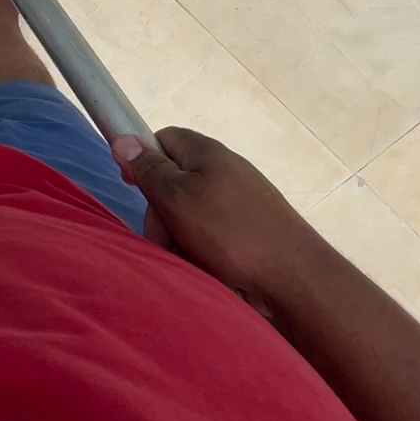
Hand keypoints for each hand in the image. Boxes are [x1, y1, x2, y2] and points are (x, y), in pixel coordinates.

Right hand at [113, 128, 330, 314]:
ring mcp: (240, 201)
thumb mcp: (178, 198)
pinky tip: (206, 270)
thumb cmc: (230, 232)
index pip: (163, 139)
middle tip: (162, 239)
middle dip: (160, 212)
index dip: (143, 159)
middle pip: (173, 181)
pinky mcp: (250, 230)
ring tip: (187, 261)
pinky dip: (201, 251)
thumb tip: (122, 139)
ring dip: (178, 237)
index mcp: (207, 153)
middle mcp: (225, 171)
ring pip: (189, 213)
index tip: (132, 186)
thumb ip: (148, 169)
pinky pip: (210, 234)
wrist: (296, 281)